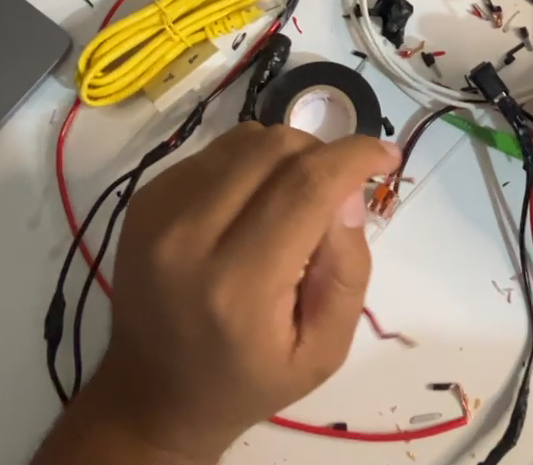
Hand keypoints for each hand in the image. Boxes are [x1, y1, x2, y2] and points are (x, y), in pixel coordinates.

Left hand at [42, 123, 398, 464]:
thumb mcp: (323, 349)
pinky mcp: (146, 196)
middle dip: (323, 154)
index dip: (355, 156)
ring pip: (248, 139)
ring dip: (287, 154)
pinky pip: (218, 151)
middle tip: (336, 189)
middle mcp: (189, 236)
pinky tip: (251, 202)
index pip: (307, 187)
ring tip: (293, 197)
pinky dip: (251, 162)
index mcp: (238, 285)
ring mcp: (160, 210)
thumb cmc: (248, 377)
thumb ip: (347, 269)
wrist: (152, 392)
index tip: (385, 156)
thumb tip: (347, 192)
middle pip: (277, 148)